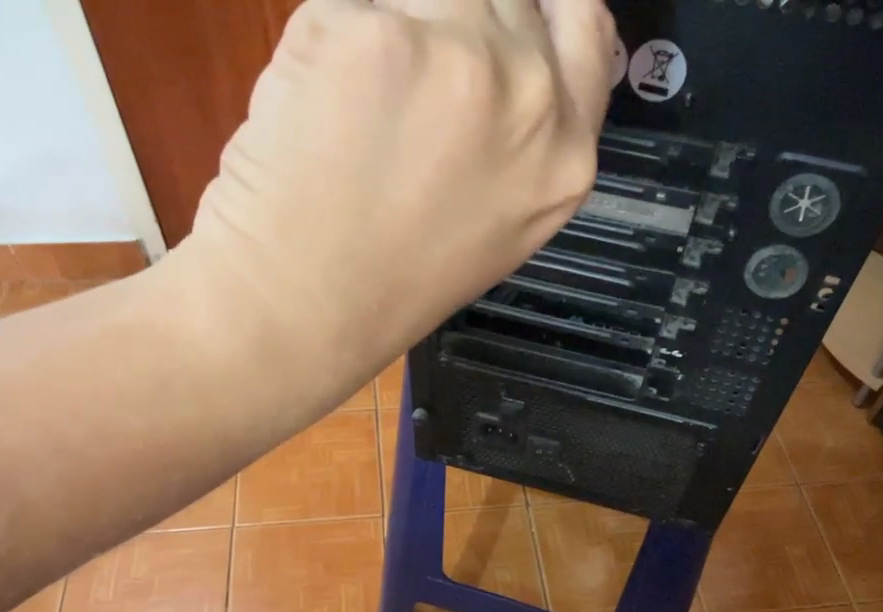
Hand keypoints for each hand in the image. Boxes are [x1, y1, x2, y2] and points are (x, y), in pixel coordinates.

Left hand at [177, 0, 614, 377]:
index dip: (531, 11)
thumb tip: (516, 49)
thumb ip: (524, 131)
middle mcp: (529, 98)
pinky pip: (351, 1)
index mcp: (565, 156)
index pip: (581, 20)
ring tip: (361, 108)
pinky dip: (329, 40)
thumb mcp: (499, 221)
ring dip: (391, 30)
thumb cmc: (389, 280)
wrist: (301, 309)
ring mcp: (456, 57)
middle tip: (403, 93)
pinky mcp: (373, 33)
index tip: (483, 25)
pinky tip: (322, 108)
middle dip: (450, 29)